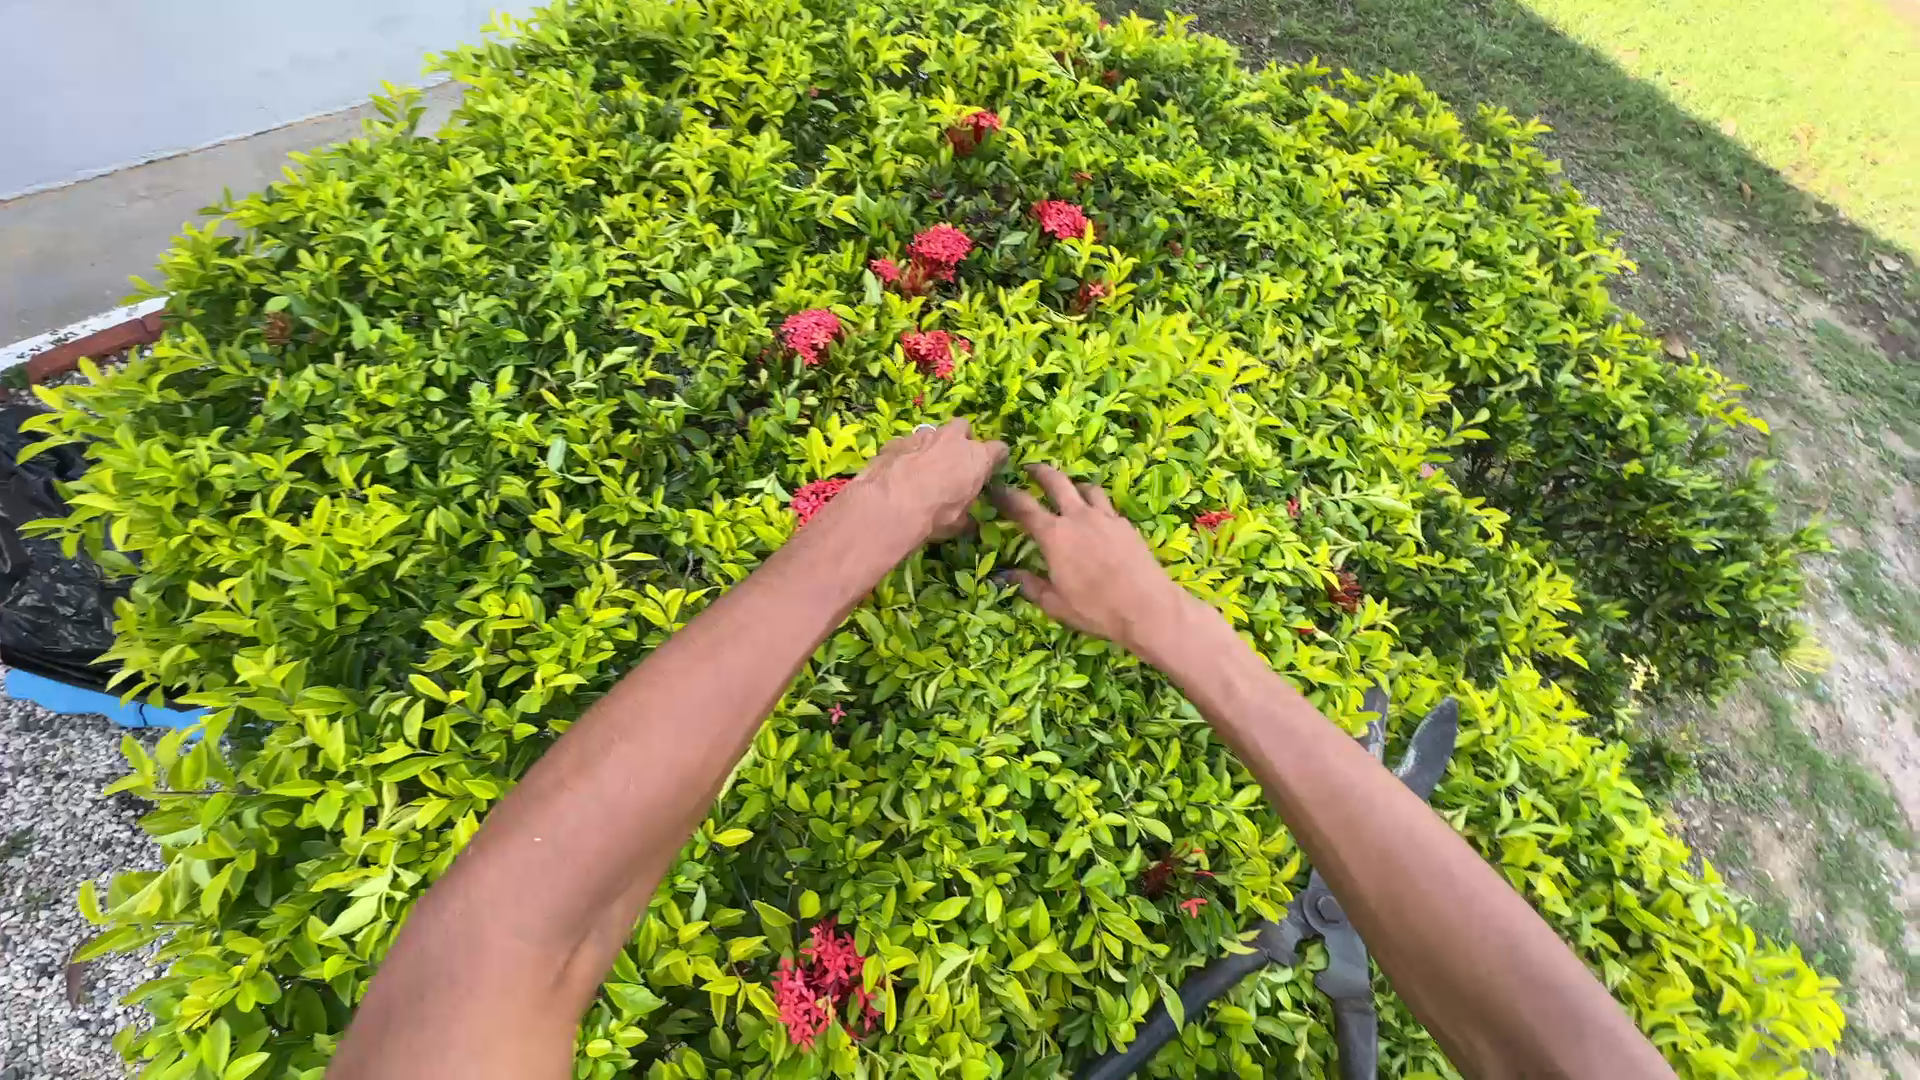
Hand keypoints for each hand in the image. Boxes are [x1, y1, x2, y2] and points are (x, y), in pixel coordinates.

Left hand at [851, 420, 1008, 541]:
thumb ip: (965, 514)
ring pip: (934, 432)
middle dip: (961, 440)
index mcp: (977, 458)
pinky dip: (907, 453)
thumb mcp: (958, 522)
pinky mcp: (898, 441)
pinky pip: (908, 443)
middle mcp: (953, 440)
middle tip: (953, 461)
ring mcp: (924, 436)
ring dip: (932, 446)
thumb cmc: (936, 514)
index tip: (991, 468)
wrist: (892, 503)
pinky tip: (900, 469)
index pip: (998, 449)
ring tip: (923, 466)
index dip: (995, 458)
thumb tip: (967, 521)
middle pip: (963, 428)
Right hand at [991, 465, 1194, 655]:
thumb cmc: (1096, 610)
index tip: (994, 488)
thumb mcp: (1055, 604)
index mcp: (1054, 535)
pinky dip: (1095, 505)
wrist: (1148, 608)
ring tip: (1068, 490)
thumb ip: (1029, 585)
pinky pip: (1106, 506)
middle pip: (1056, 481)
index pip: (1022, 506)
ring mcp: (1106, 518)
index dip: (1005, 495)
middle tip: (1029, 469)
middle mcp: (1078, 517)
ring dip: (1073, 485)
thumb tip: (1004, 576)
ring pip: (1086, 487)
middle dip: (1039, 472)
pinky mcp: (1126, 525)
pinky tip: (1096, 518)